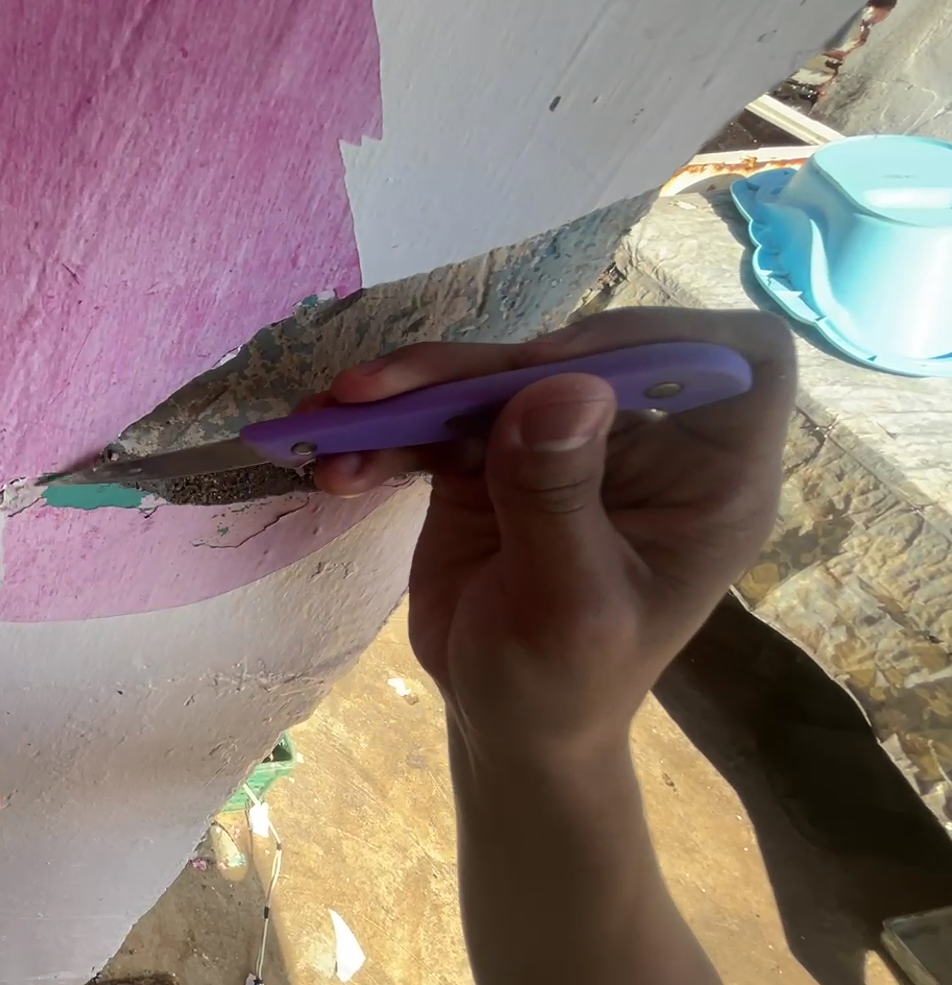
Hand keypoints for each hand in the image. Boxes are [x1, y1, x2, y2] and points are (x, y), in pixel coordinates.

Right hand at [304, 307, 794, 765]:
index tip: (545, 366)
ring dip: (393, 403)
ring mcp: (543, 452)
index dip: (644, 339)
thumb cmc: (563, 679)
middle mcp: (627, 447)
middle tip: (366, 392)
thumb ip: (559, 497)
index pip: (730, 358)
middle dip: (455, 370)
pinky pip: (424, 431)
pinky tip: (333, 471)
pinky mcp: (476, 466)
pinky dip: (375, 444)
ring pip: (475, 388)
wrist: (499, 712)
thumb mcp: (567, 602)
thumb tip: (556, 387)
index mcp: (700, 477)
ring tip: (323, 425)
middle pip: (554, 362)